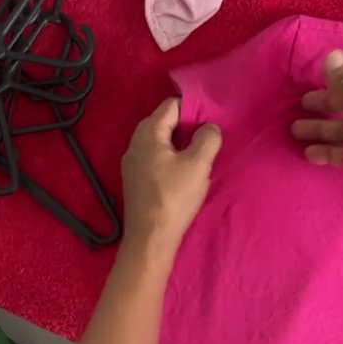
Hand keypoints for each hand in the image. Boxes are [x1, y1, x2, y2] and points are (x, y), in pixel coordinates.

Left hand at [122, 98, 221, 257]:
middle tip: (206, 141)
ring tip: (198, 159)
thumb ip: (208, 139)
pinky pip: (155, 159)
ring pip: (159, 143)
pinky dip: (170, 160)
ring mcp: (132, 163)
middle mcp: (135, 143)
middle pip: (163, 123)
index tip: (210, 122)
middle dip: (186, 127)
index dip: (193, 109)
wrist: (150, 237)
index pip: (171, 106)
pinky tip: (183, 175)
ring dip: (179, 145)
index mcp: (148, 133)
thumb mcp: (198, 165)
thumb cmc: (174, 197)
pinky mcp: (135, 181)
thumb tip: (210, 128)